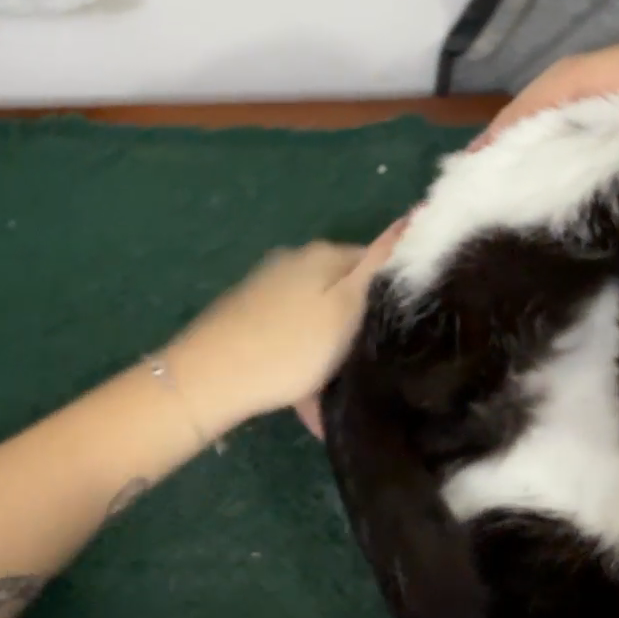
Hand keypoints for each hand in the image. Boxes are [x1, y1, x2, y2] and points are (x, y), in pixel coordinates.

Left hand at [164, 219, 407, 435]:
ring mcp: (265, 288)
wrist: (209, 380)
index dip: (393, 293)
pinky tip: (305, 399)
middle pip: (342, 290)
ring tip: (336, 392)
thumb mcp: (346, 308)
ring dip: (327, 351)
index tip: (403, 328)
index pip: (376, 260)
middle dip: (357, 325)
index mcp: (322, 254)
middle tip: (371, 364)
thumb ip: (376, 266)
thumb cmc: (290, 348)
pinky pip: (289, 337)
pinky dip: (301, 362)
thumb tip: (409, 218)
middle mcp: (292, 262)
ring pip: (314, 318)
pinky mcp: (246, 316)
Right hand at [481, 25, 618, 210]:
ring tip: (535, 200)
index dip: (521, 115)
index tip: (481, 157)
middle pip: (587, 101)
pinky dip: (615, 180)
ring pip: (616, 132)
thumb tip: (592, 234)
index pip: (573, 78)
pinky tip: (596, 210)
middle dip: (541, 139)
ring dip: (577, 163)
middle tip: (500, 183)